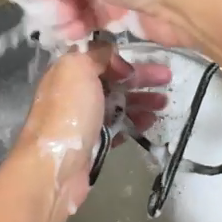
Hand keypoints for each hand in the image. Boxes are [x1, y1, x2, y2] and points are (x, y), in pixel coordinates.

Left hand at [15, 45, 169, 217]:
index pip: (100, 56)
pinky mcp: (93, 142)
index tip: (148, 58)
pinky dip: (134, 122)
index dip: (124, 57)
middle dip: (140, 78)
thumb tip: (116, 59)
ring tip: (164, 103)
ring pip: (117, 103)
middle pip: (113, 80)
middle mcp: (74, 92)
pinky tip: (150, 122)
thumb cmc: (68, 112)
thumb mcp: (79, 69)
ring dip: (141, 100)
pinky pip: (118, 126)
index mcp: (68, 70)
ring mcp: (84, 118)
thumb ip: (97, 54)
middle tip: (168, 78)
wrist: (53, 166)